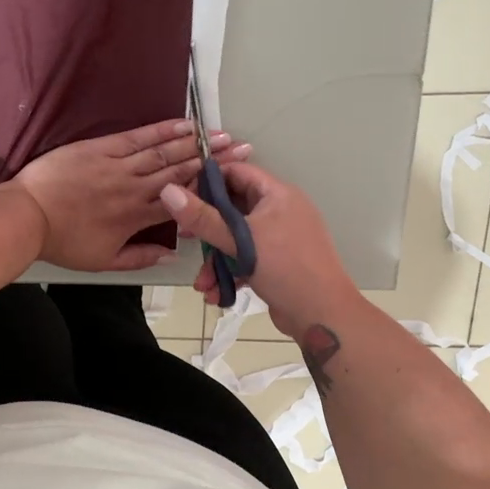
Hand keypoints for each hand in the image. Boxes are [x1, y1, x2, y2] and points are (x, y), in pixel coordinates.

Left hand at [5, 119, 249, 271]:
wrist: (28, 217)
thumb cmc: (63, 242)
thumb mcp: (103, 261)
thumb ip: (139, 258)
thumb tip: (171, 256)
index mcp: (138, 218)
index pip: (182, 201)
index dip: (209, 189)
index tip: (234, 179)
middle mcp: (135, 190)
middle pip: (180, 172)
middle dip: (212, 161)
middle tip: (241, 148)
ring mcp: (118, 166)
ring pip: (163, 153)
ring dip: (194, 142)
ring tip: (219, 134)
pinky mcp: (100, 149)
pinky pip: (137, 137)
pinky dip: (161, 130)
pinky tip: (183, 124)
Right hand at [157, 163, 361, 339]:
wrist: (323, 316)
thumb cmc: (285, 268)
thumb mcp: (239, 241)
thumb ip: (202, 217)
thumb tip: (166, 190)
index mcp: (277, 195)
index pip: (236, 172)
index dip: (206, 181)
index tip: (181, 199)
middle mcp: (280, 210)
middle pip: (232, 207)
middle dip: (206, 229)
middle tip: (185, 238)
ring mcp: (280, 237)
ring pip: (235, 237)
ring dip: (215, 259)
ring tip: (203, 282)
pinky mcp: (277, 261)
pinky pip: (245, 257)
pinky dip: (229, 272)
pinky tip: (216, 292)